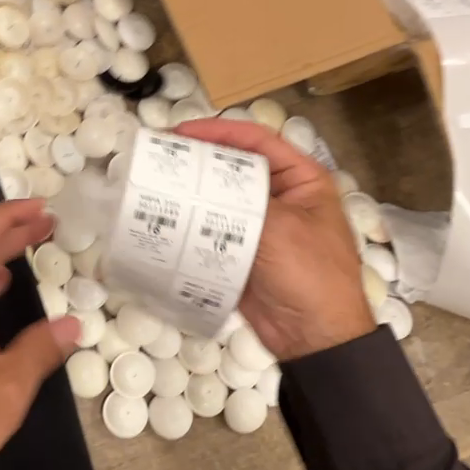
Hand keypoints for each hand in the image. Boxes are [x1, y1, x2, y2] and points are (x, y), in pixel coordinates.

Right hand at [173, 119, 371, 361]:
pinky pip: (212, 228)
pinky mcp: (241, 251)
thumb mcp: (279, 228)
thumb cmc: (309, 274)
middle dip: (197, 160)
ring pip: (219, 197)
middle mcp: (281, 196)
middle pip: (233, 166)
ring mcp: (260, 225)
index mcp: (302, 179)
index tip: (180, 132)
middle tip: (159, 156)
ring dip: (190, 191)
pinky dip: (190, 222)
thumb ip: (238, 200)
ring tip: (154, 182)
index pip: (257, 140)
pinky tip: (165, 217)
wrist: (315, 338)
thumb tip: (192, 183)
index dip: (218, 131)